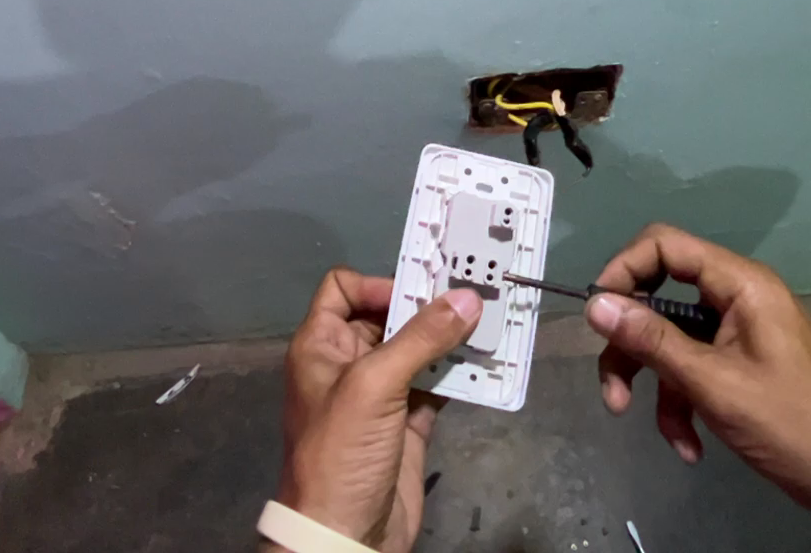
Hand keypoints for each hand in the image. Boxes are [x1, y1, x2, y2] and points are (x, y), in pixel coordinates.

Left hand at [271, 268, 481, 552]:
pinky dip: (459, 374)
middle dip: (427, 307)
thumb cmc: (343, 449)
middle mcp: (348, 362)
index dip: (377, 284)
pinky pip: (435, 384)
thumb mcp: (375, 384)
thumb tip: (468, 297)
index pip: (343, 290)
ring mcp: (380, 393)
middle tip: (472, 297)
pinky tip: (486, 364)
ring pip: (416, 350)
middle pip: (388, 316)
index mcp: (322, 345)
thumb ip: (421, 338)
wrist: (346, 538)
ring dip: (448, 339)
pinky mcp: (407, 422)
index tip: (419, 293)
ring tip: (488, 324)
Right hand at [585, 224, 810, 552]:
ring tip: (661, 433)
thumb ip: (652, 340)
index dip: (624, 269)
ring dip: (655, 384)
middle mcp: (736, 297)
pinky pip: (692, 367)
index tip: (599, 312)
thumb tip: (594, 304)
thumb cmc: (797, 428)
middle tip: (614, 390)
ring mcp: (739, 332)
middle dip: (632, 345)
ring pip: (670, 338)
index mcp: (739, 284)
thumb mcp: (714, 385)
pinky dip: (682, 403)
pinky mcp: (741, 364)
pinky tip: (689, 445)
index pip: (664, 244)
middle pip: (659, 297)